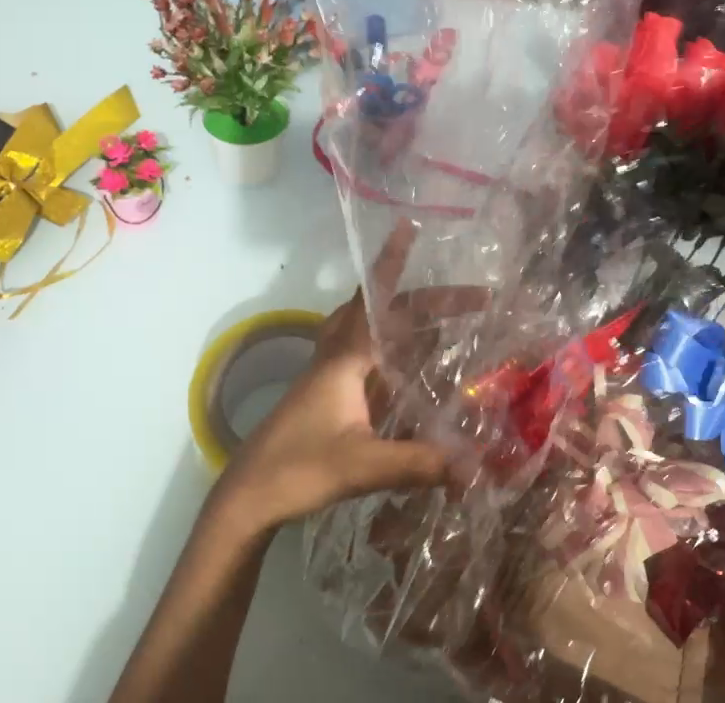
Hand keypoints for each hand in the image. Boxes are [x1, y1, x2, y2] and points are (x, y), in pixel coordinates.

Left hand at [212, 220, 482, 533]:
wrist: (248, 496)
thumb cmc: (298, 469)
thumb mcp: (362, 467)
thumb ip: (418, 463)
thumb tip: (476, 466)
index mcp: (343, 359)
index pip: (375, 300)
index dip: (392, 262)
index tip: (408, 227)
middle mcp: (335, 357)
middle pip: (381, 312)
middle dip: (427, 300)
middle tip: (473, 298)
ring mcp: (328, 377)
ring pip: (369, 332)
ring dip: (404, 318)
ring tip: (446, 318)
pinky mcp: (327, 398)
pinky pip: (365, 357)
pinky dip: (392, 349)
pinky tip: (412, 367)